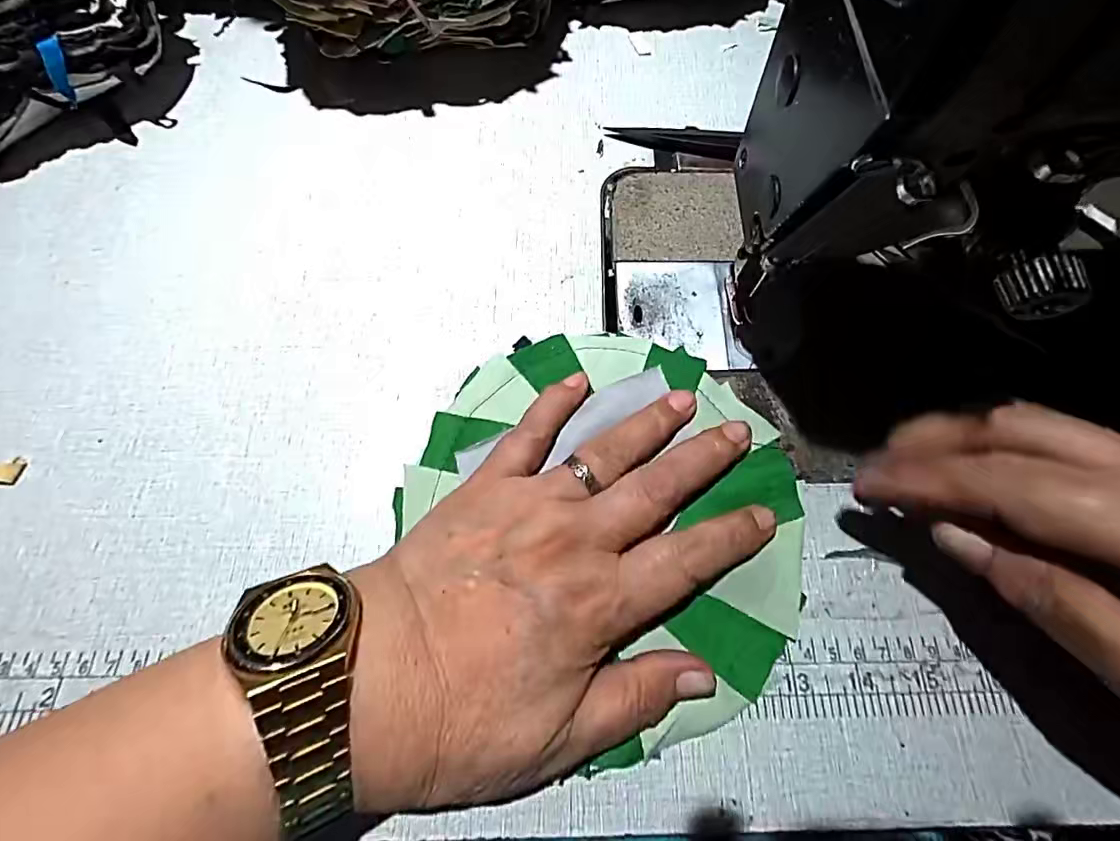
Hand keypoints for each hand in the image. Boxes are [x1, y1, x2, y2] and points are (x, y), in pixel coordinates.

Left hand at [345, 374, 774, 810]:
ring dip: (649, 423)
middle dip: (705, 459)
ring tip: (681, 399)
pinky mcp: (486, 489)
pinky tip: (576, 381)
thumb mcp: (557, 738)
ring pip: (607, 453)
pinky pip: (526, 436)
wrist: (358, 687)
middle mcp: (576, 542)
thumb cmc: (456, 721)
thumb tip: (701, 677)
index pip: (688, 559)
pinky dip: (552, 404)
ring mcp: (532, 506)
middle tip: (736, 434)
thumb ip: (635, 697)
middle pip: (658, 488)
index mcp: (600, 602)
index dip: (732, 536)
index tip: (761, 516)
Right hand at [857, 404, 1119, 840]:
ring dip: (971, 439)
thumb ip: (1059, 604)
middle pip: (1025, 429)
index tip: (867, 483)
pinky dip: (1013, 455)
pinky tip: (987, 480)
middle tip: (875, 465)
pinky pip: (1077, 447)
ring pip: (1048, 426)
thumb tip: (960, 541)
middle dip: (938, 440)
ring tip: (912, 462)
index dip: (932, 477)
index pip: (1017, 480)